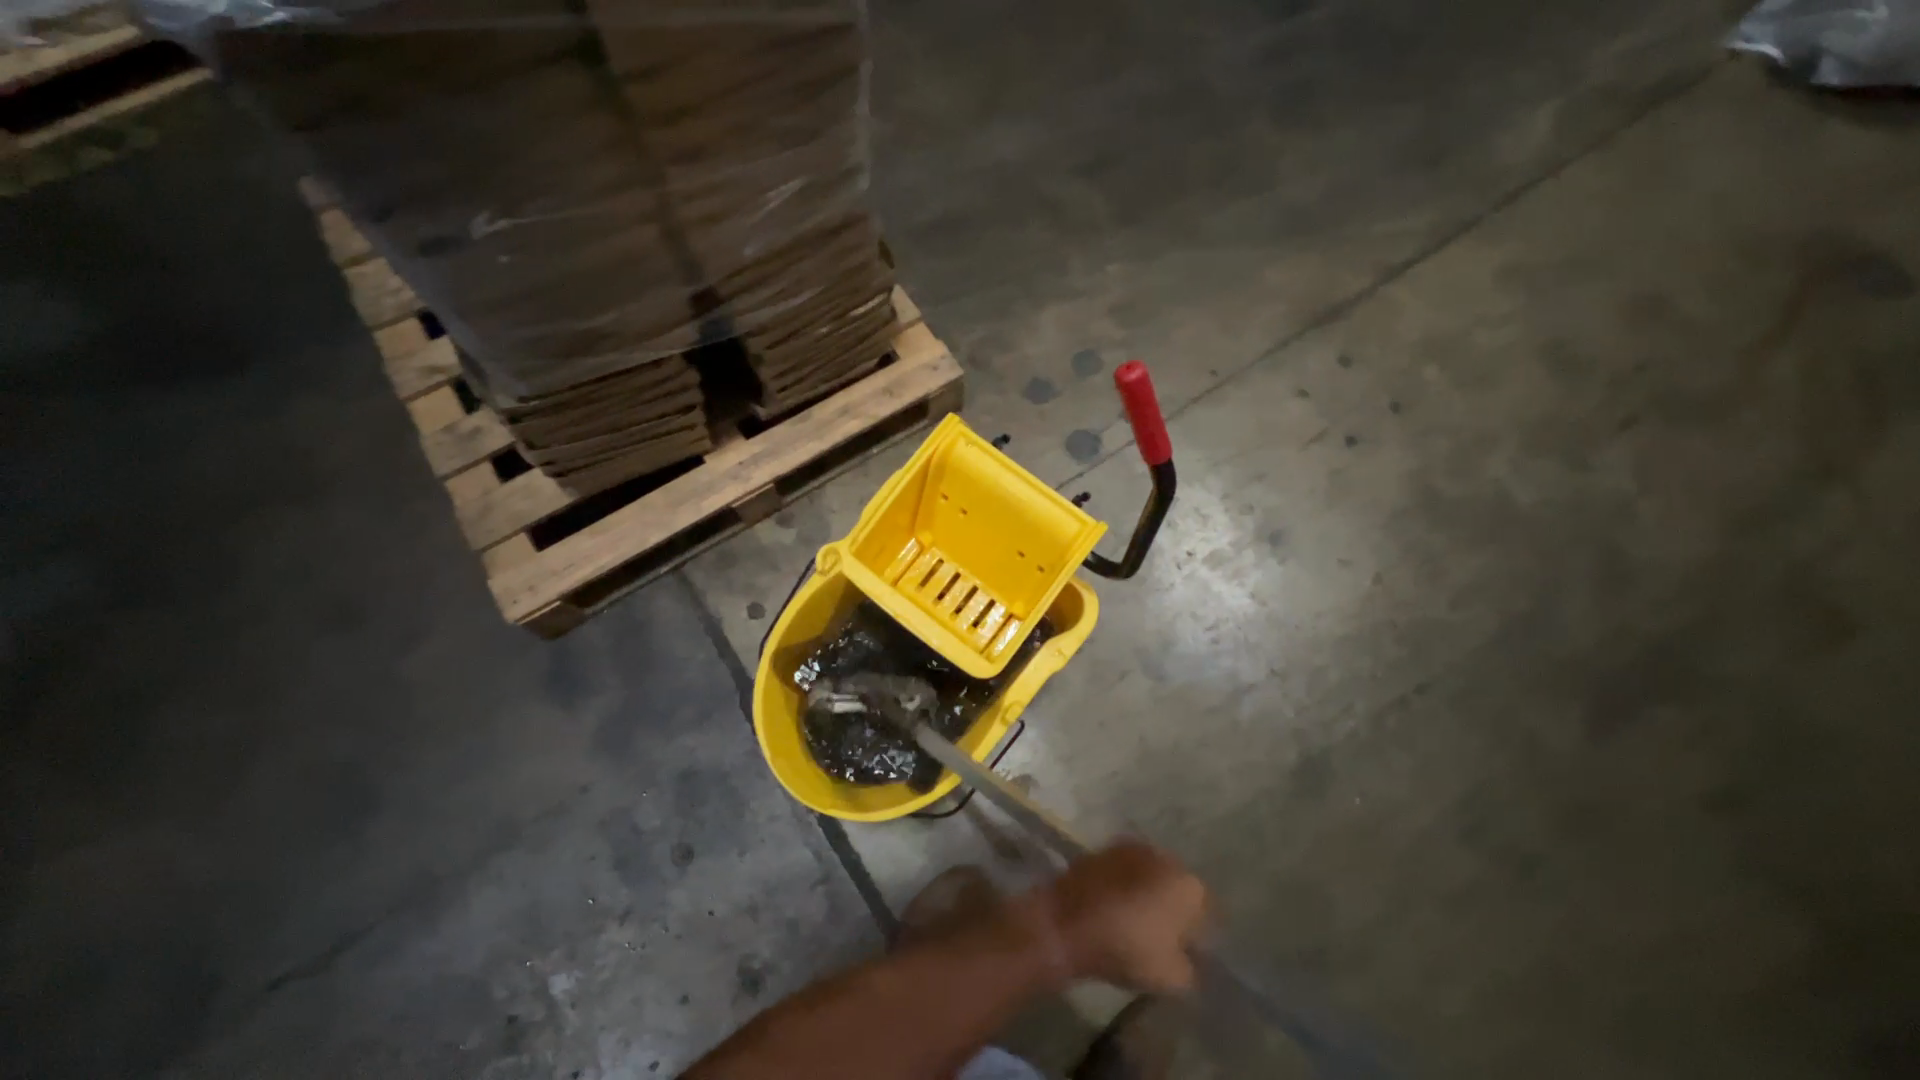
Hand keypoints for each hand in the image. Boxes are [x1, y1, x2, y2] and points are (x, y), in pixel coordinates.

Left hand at [1029, 839, 1210, 992]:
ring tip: (1129, 922)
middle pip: (1176, 889)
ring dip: (1143, 894)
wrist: (1065, 923)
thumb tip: (1188, 962)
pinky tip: (1108, 909)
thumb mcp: (1172, 978)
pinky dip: (1119, 888)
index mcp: (1190, 886)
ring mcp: (1130, 850)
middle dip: (1170, 909)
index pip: (1205, 913)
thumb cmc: (1127, 948)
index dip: (1195, 937)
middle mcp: (1165, 858)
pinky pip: (1120, 875)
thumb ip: (1191, 970)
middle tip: (1155, 937)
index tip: (1181, 954)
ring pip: (1148, 877)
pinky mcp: (1100, 851)